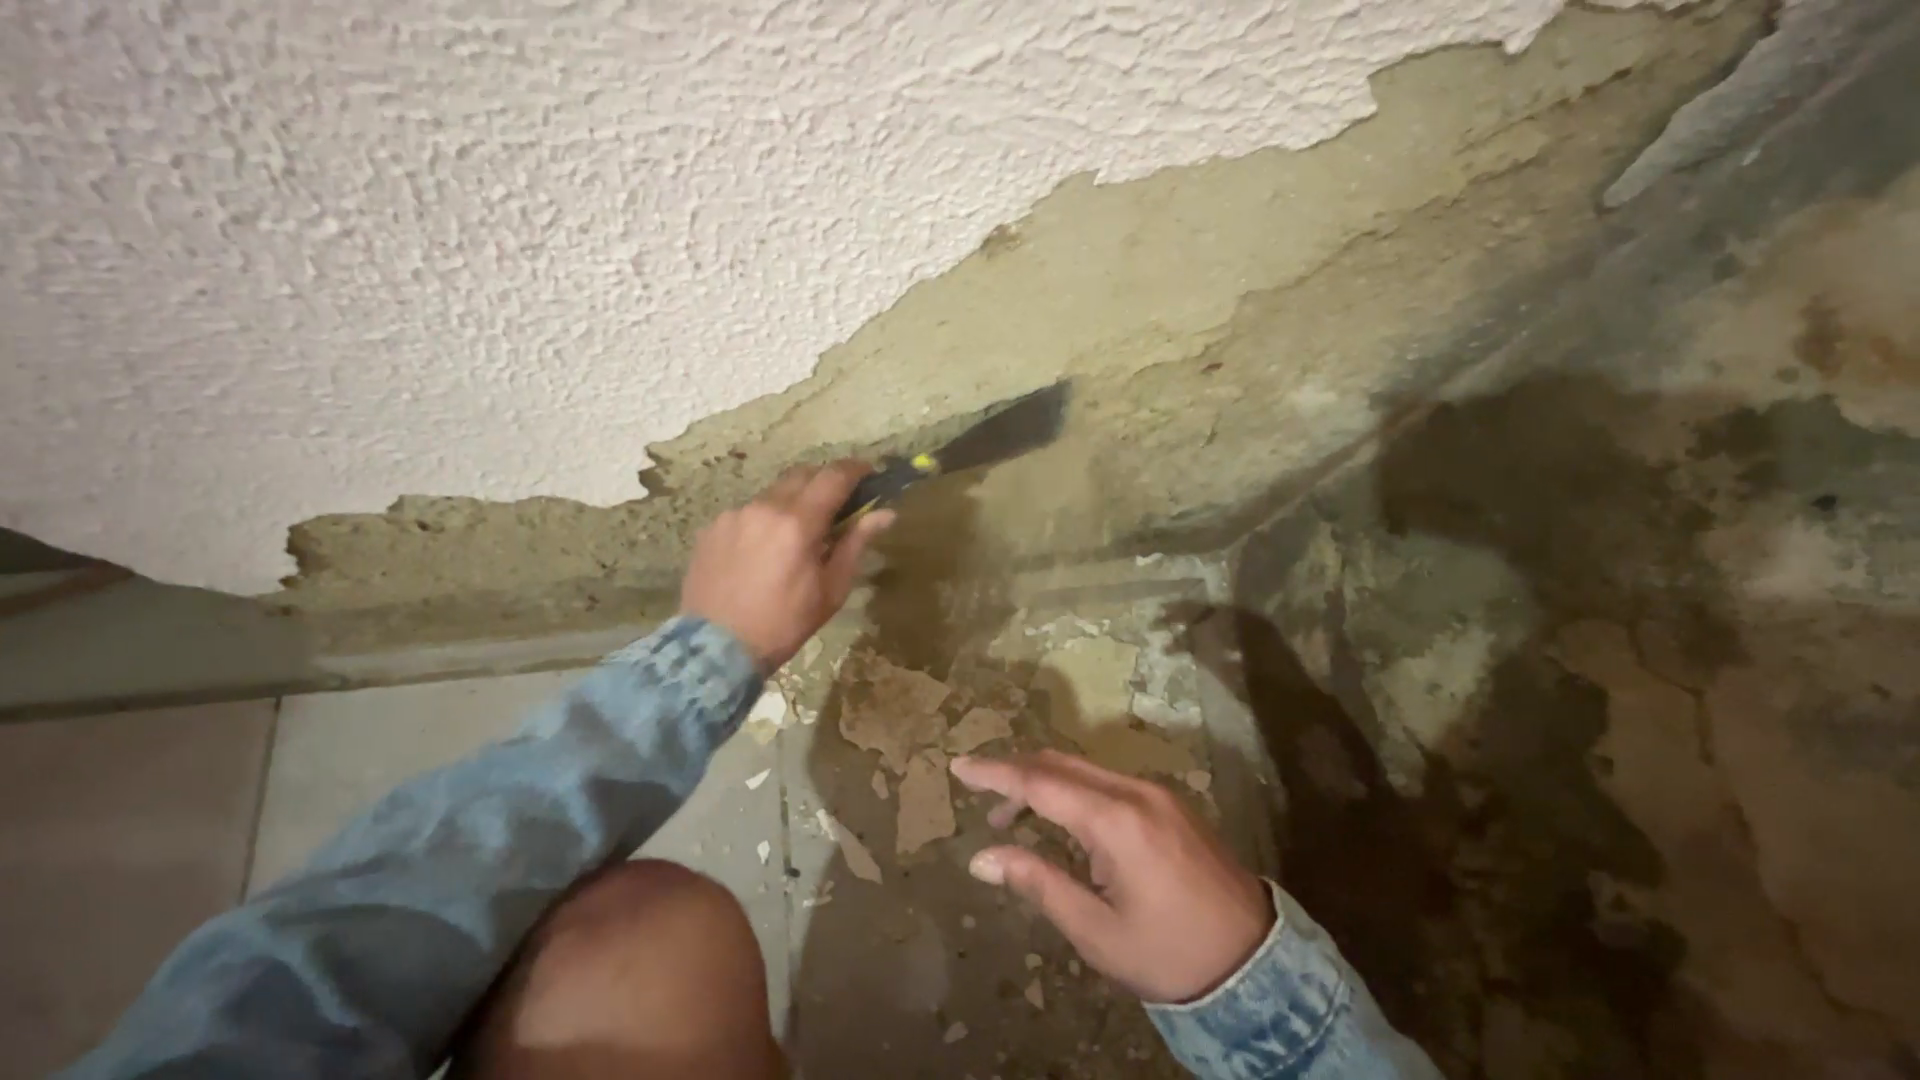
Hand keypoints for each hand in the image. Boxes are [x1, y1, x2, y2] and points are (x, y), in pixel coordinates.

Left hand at [679, 461, 892, 671]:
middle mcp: (764, 507)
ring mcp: (734, 515)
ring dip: (792, 502)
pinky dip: (765, 520)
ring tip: (797, 533)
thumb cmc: (784, 624)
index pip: (834, 476)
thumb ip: (856, 544)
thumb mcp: (831, 590)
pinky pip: (747, 511)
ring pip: (773, 492)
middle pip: (802, 474)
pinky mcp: (712, 527)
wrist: (716, 649)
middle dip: (824, 481)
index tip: (869, 474)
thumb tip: (885, 514)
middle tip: (838, 503)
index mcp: (798, 523)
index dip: (856, 469)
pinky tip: (764, 549)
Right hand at [951, 750, 1273, 1003]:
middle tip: (981, 798)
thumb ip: (1037, 883)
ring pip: (1085, 769)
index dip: (995, 773)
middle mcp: (1137, 792)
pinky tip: (1062, 819)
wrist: (1255, 963)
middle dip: (1016, 773)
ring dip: (1045, 782)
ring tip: (1012, 816)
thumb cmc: (1168, 953)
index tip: (959, 766)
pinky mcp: (1171, 804)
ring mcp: (1159, 794)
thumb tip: (981, 857)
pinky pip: (1109, 782)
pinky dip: (1074, 790)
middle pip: (1062, 764)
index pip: (1041, 782)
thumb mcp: (1096, 930)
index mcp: (1116, 821)